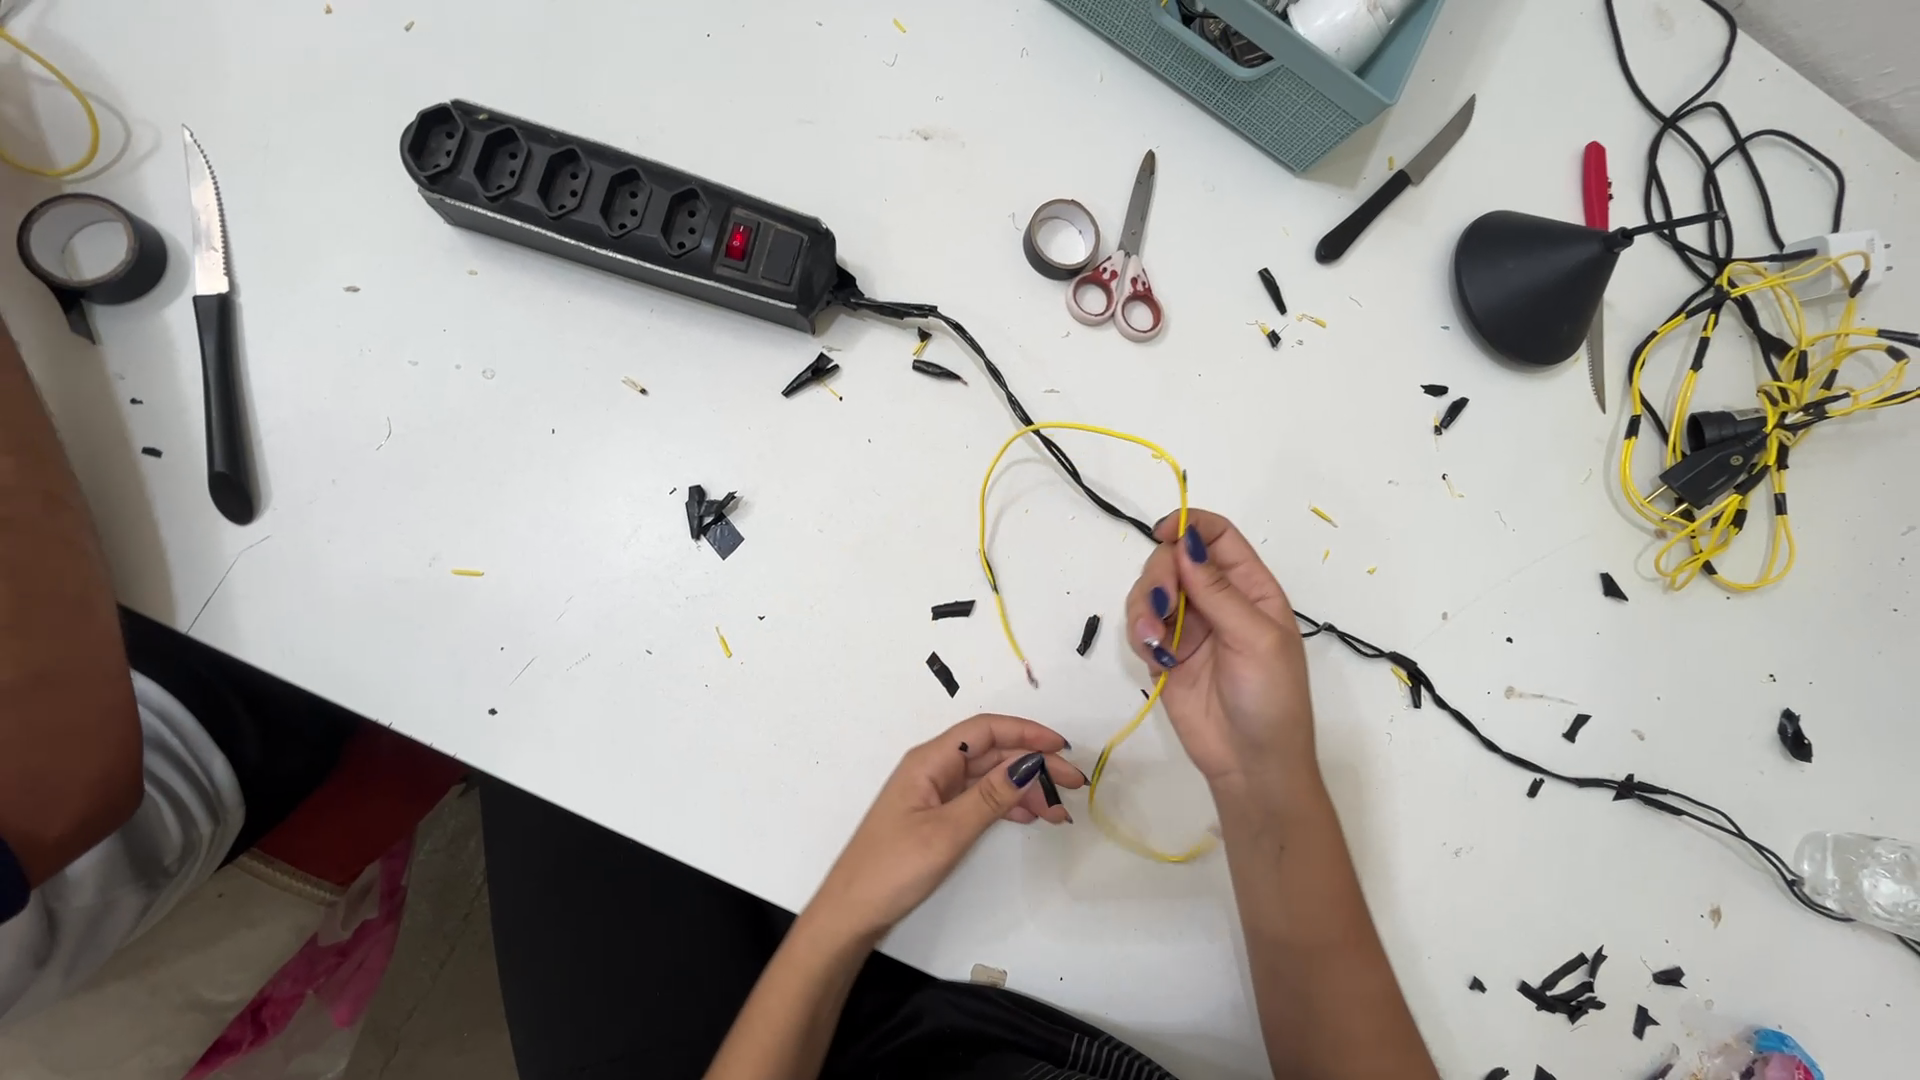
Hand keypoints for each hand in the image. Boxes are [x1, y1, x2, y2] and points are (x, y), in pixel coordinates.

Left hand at [807, 714, 1082, 943]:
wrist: (851, 913)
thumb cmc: (892, 869)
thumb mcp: (947, 832)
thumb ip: (990, 796)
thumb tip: (1029, 763)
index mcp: (930, 760)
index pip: (986, 730)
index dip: (1026, 733)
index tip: (1062, 748)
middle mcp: (933, 768)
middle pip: (992, 753)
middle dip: (1033, 764)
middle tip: (1074, 786)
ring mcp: (934, 793)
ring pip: (989, 777)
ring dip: (1024, 788)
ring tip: (1059, 810)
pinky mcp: (937, 816)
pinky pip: (980, 799)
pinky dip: (1007, 805)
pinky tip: (1030, 816)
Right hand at [1123, 509, 1315, 790]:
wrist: (1250, 763)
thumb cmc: (1271, 699)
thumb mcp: (1256, 640)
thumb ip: (1218, 592)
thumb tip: (1185, 544)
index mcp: (1251, 589)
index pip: (1218, 537)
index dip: (1190, 526)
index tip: (1162, 534)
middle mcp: (1217, 600)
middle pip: (1174, 559)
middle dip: (1160, 577)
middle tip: (1162, 609)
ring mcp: (1188, 626)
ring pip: (1151, 589)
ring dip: (1144, 607)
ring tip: (1154, 642)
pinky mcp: (1163, 652)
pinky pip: (1139, 624)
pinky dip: (1138, 632)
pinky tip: (1154, 655)